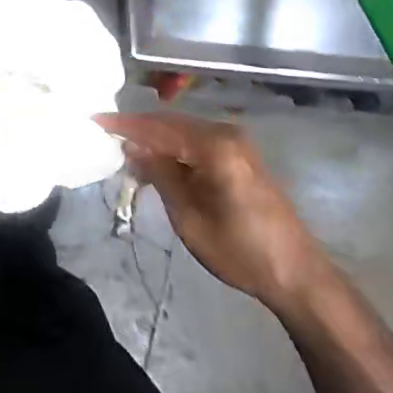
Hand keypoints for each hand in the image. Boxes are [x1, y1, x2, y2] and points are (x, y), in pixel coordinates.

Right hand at [96, 111, 324, 307]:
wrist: (297, 272)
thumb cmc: (239, 249)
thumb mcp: (188, 217)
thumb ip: (159, 174)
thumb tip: (132, 146)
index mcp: (213, 145)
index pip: (157, 127)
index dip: (124, 124)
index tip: (95, 119)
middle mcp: (225, 133)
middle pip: (171, 123)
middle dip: (139, 129)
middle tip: (107, 136)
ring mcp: (236, 142)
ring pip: (184, 130)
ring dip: (156, 138)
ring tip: (127, 150)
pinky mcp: (241, 155)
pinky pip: (198, 140)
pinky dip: (175, 147)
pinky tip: (159, 161)